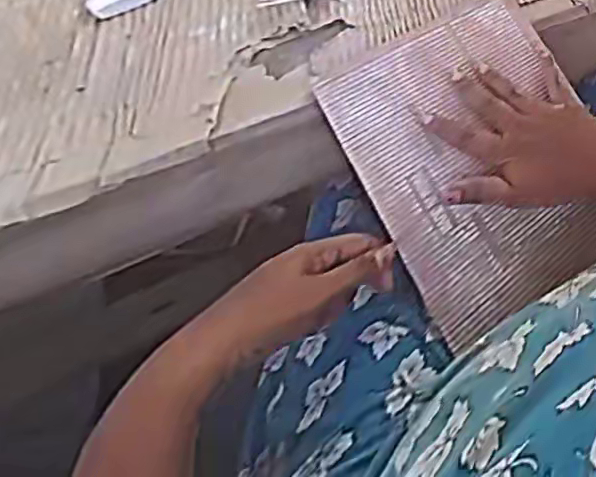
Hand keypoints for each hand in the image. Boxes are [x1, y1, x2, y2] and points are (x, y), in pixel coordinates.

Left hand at [179, 234, 395, 378]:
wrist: (207, 354)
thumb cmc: (266, 318)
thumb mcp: (321, 293)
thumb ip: (357, 271)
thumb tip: (389, 249)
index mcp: (310, 250)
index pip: (359, 242)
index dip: (377, 260)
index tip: (386, 286)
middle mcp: (297, 260)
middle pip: (343, 262)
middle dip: (352, 284)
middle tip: (345, 306)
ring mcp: (282, 281)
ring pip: (326, 284)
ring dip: (332, 302)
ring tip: (319, 320)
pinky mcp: (271, 304)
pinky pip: (308, 300)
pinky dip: (313, 313)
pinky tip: (302, 328)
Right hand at [428, 64, 595, 207]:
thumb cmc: (560, 184)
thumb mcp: (516, 195)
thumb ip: (481, 190)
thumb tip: (446, 191)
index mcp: (505, 149)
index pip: (466, 137)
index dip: (443, 127)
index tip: (423, 112)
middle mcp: (519, 126)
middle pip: (487, 106)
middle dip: (468, 89)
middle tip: (452, 72)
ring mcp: (541, 113)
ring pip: (512, 92)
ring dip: (495, 78)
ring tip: (480, 63)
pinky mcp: (563, 106)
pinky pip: (551, 83)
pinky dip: (545, 67)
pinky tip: (540, 52)